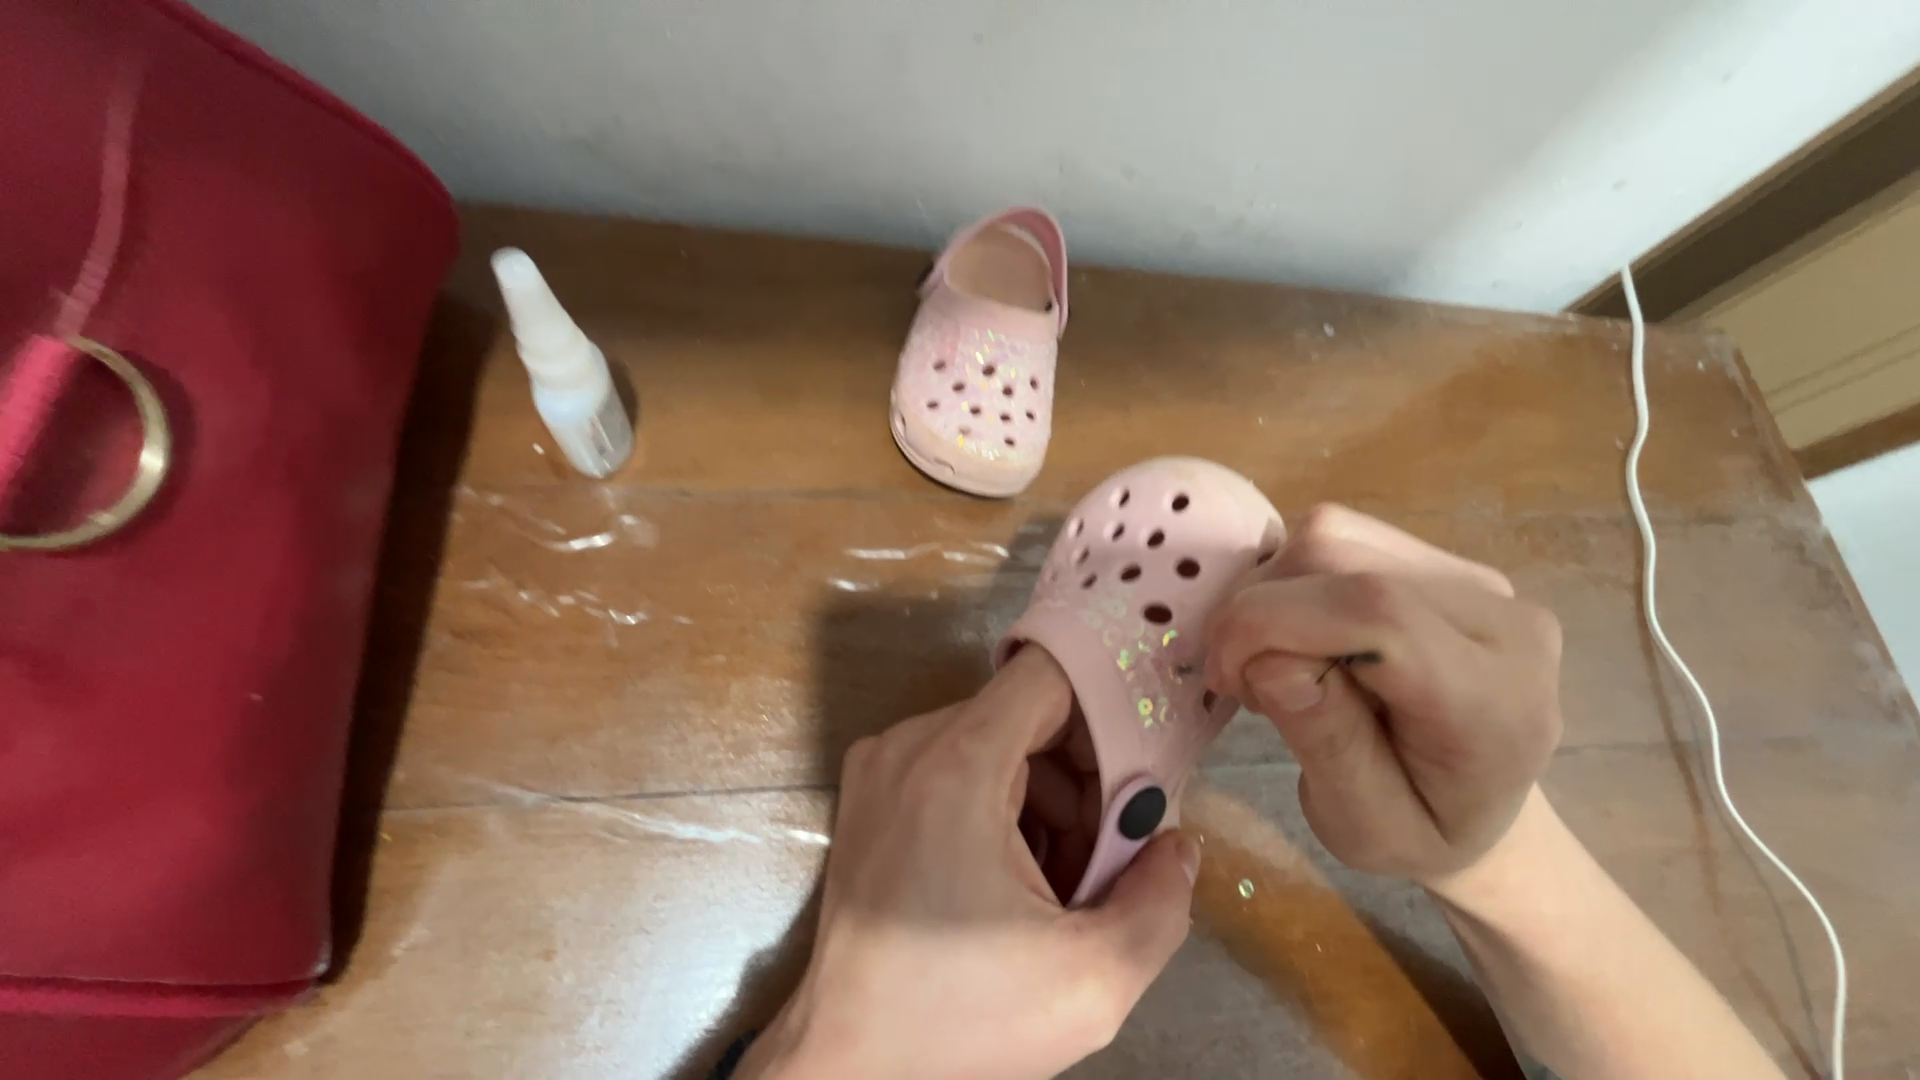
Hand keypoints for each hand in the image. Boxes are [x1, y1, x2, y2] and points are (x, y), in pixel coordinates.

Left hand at [738, 648, 1201, 1079]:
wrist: (847, 1061)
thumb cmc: (959, 1018)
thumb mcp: (1091, 981)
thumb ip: (1160, 902)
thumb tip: (1177, 844)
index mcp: (955, 763)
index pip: (1048, 676)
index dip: (1106, 710)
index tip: (1138, 772)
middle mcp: (910, 742)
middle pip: (1028, 718)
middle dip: (1083, 781)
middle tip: (1103, 858)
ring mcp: (883, 762)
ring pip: (998, 744)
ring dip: (1046, 801)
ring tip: (1057, 883)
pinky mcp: (871, 789)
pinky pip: (959, 765)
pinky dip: (1000, 806)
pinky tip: (1011, 877)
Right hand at [1202, 505, 1562, 882]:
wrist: (1483, 806)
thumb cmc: (1422, 831)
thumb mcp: (1364, 825)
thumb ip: (1326, 744)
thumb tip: (1270, 660)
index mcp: (1497, 698)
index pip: (1377, 614)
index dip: (1272, 623)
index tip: (1223, 676)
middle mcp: (1500, 617)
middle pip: (1340, 558)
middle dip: (1258, 609)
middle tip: (1237, 678)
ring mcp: (1473, 578)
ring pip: (1331, 535)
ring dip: (1271, 591)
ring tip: (1272, 658)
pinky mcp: (1440, 561)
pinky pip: (1339, 538)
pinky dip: (1291, 579)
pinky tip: (1299, 631)